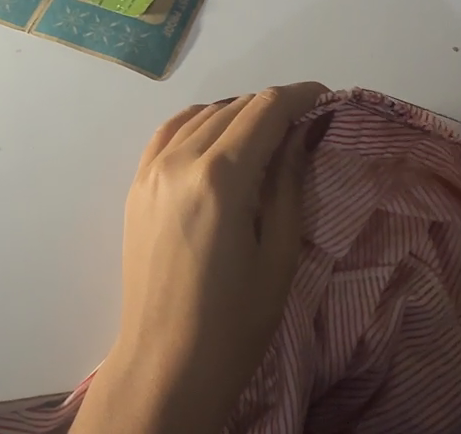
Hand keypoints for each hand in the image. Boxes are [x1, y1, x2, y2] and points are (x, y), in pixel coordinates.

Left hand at [73, 83, 330, 433]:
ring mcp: (152, 169)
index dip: (299, 96)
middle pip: (236, 107)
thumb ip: (289, 182)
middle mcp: (181, 160)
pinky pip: (170, 131)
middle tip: (303, 125)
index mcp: (221, 178)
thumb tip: (300, 131)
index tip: (324, 98)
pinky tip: (217, 136)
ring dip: (239, 114)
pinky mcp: (136, 184)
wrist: (165, 365)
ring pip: (204, 114)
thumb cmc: (234, 321)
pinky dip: (199, 122)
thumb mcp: (279, 254)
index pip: (265, 110)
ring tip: (266, 136)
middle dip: (274, 108)